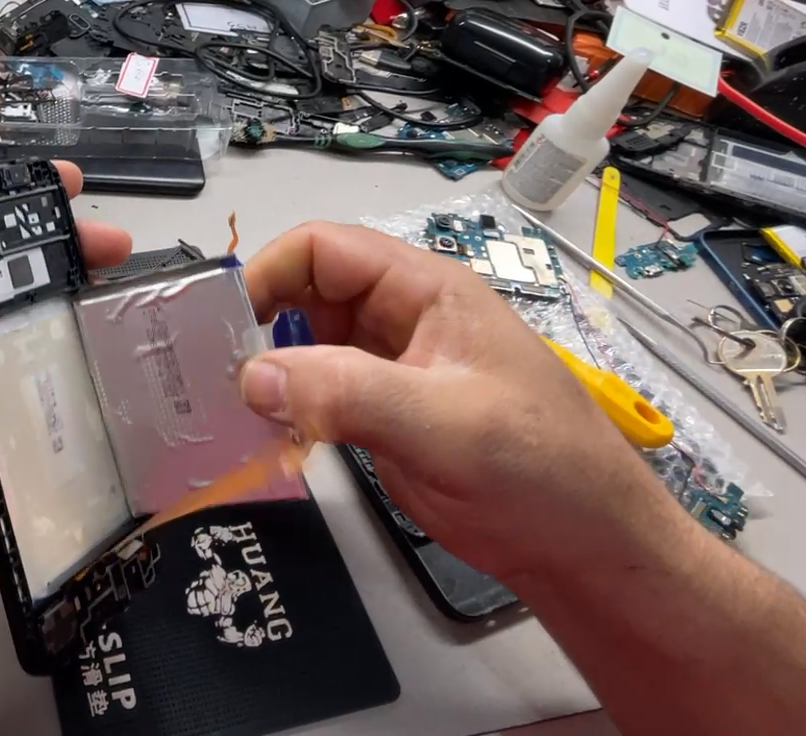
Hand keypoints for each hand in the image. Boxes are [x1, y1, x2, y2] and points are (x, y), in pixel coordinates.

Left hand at [0, 83, 131, 605]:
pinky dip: (70, 338)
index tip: (69, 180)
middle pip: (1, 249)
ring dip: (74, 286)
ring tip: (125, 288)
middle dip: (60, 237)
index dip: (13, 180)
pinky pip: (34, 352)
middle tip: (114, 243)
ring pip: (25, 300)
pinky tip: (109, 343)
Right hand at [237, 222, 703, 586]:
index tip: (227, 321)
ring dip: (266, 366)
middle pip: (303, 290)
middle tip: (216, 366)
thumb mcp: (447, 424)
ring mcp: (384, 364)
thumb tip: (251, 377)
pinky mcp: (374, 409)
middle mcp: (396, 316)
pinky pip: (311, 388)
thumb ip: (347, 393)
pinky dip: (282, 403)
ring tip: (228, 401)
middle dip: (257, 319)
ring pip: (301, 340)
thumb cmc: (541, 471)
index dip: (268, 271)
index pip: (322, 248)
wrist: (589, 556)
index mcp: (421, 290)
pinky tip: (264, 430)